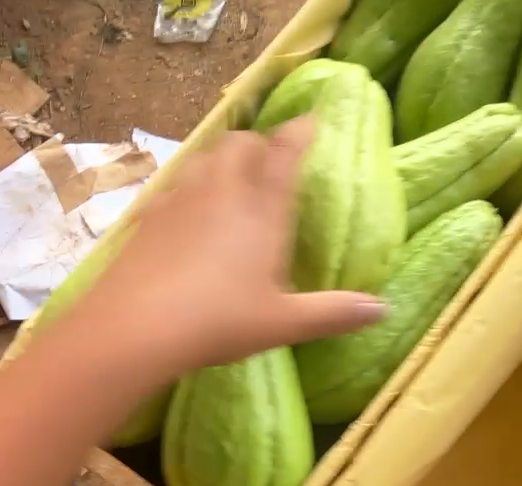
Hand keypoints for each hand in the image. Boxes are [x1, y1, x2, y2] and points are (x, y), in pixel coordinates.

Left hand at [58, 118, 387, 378]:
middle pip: (243, 144)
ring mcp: (181, 198)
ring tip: (233, 179)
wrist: (138, 326)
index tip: (312, 122)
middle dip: (260, 144)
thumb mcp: (284, 323)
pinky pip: (175, 186)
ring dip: (224, 159)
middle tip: (272, 161)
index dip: (300, 133)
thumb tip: (384, 309)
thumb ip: (333, 313)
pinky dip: (191, 188)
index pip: (285, 153)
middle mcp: (222, 190)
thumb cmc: (220, 321)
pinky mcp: (150, 215)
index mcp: (262, 209)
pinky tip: (191, 213)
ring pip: (206, 157)